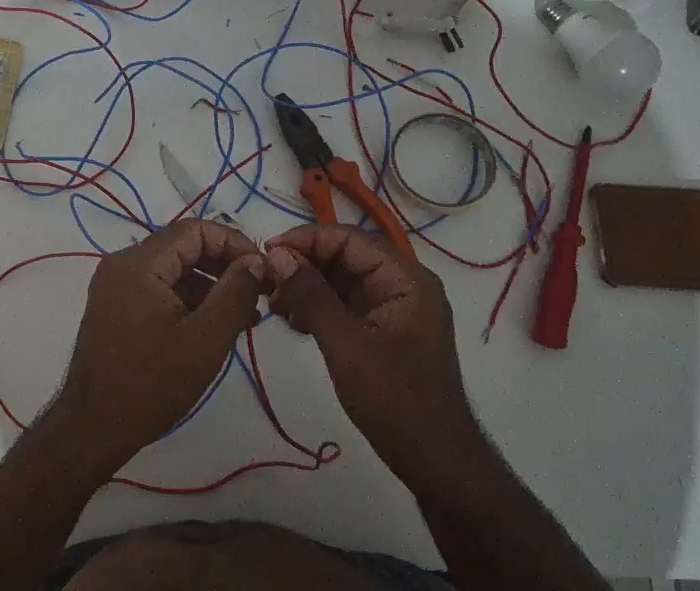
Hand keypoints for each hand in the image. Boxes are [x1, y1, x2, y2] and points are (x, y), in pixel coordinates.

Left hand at [52, 218, 267, 468]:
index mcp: (139, 263)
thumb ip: (235, 293)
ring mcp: (115, 286)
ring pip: (173, 269)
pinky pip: (159, 289)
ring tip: (246, 318)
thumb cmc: (151, 383)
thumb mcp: (205, 340)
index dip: (234, 243)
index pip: (195, 229)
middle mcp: (122, 264)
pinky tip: (214, 327)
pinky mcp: (116, 307)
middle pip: (183, 246)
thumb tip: (256, 261)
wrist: (94, 427)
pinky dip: (189, 300)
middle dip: (224, 265)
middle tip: (260, 294)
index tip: (265, 271)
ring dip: (210, 285)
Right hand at [264, 224, 486, 486]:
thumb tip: (277, 255)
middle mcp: (403, 285)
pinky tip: (294, 323)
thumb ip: (311, 295)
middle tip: (265, 284)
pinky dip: (318, 307)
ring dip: (307, 287)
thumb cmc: (395, 399)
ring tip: (275, 307)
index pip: (350, 239)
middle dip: (304, 265)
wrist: (434, 460)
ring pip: (341, 280)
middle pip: (345, 256)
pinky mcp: (383, 329)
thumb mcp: (346, 344)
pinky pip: (345, 303)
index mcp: (406, 280)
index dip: (307, 240)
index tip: (267, 254)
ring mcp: (394, 307)